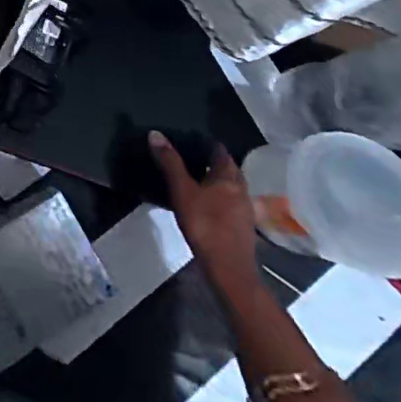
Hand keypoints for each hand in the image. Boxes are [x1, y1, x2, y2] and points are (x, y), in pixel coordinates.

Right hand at [149, 132, 258, 288]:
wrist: (228, 268)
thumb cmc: (204, 224)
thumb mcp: (182, 191)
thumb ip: (170, 163)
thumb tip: (155, 133)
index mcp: (228, 177)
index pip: (221, 152)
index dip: (208, 144)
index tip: (193, 140)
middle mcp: (241, 189)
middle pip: (230, 169)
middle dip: (215, 162)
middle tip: (194, 158)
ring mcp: (245, 209)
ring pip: (233, 187)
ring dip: (220, 181)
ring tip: (199, 180)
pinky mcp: (243, 227)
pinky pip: (233, 204)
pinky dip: (222, 199)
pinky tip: (209, 205)